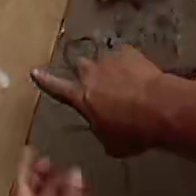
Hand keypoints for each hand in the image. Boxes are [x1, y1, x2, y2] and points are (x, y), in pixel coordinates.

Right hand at [31, 45, 168, 156]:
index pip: (57, 88)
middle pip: (80, 67)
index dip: (45, 81)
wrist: (160, 108)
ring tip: (129, 84)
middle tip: (101, 84)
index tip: (34, 71)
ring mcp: (108, 60)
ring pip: (103, 61)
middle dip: (87, 73)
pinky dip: (130, 65)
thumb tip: (100, 124)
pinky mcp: (128, 52)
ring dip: (111, 71)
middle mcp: (89, 74)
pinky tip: (143, 76)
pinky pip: (125, 56)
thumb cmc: (134, 132)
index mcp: (82, 97)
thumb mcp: (111, 143)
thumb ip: (100, 129)